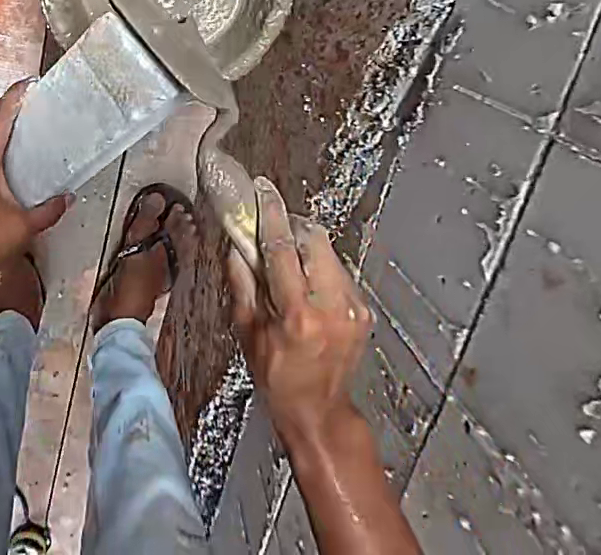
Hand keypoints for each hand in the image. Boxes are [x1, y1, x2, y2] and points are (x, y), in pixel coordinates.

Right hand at [226, 178, 373, 451]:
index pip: (283, 248)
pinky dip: (318, 266)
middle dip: (292, 225)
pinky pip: (338, 270)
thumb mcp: (247, 332)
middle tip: (273, 226)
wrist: (319, 411)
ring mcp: (353, 308)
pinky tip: (305, 284)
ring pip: (328, 250)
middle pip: (314, 238)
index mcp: (297, 314)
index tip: (262, 188)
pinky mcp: (364, 310)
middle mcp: (331, 307)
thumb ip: (242, 281)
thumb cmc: (276, 377)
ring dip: (305, 245)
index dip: (271, 213)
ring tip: (287, 261)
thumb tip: (237, 242)